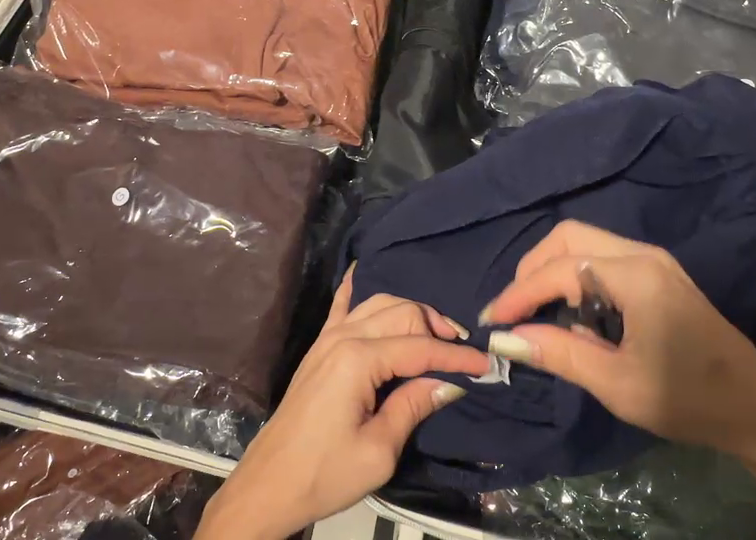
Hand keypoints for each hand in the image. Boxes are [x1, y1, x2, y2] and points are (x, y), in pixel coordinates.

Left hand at [196, 269, 489, 539]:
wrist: (269, 486)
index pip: (420, 348)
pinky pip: (341, 305)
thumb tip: (450, 382)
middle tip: (462, 353)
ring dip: (411, 313)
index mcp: (358, 360)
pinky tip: (361, 269)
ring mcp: (328, 338)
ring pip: (380, 304)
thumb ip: (414, 406)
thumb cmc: (325, 474)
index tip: (486, 364)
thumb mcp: (379, 451)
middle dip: (437, 328)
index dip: (456, 357)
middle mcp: (343, 337)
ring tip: (437, 334)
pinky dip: (354, 286)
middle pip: (403, 314)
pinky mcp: (319, 347)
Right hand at [476, 222, 755, 539]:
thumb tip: (505, 338)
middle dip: (533, 268)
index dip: (519, 294)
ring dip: (554, 270)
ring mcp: (655, 261)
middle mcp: (643, 254)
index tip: (491, 322)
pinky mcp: (661, 275)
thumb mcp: (616, 383)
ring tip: (536, 313)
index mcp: (634, 275)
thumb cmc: (687, 400)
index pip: (558, 270)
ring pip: (586, 244)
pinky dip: (577, 277)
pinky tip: (574, 314)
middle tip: (513, 310)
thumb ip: (559, 353)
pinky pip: (604, 259)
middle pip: (569, 237)